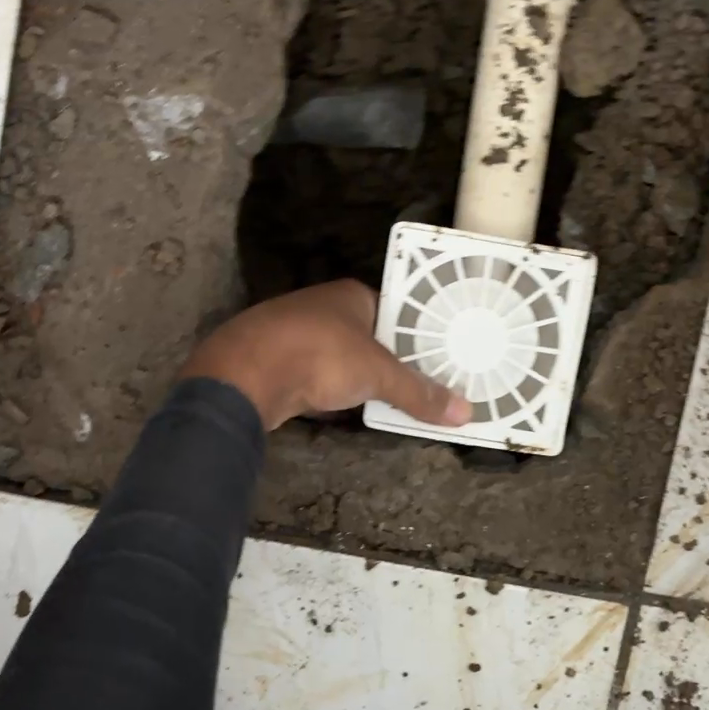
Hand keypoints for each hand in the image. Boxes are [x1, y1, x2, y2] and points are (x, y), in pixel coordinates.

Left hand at [179, 280, 472, 431]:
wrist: (245, 376)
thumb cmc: (319, 355)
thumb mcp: (378, 374)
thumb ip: (418, 394)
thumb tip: (463, 413)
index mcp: (352, 296)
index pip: (397, 310)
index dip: (419, 335)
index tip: (442, 359)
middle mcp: (325, 309)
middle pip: (370, 339)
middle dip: (391, 364)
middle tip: (424, 389)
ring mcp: (298, 337)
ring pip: (342, 362)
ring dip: (362, 382)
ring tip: (395, 405)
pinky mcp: (280, 367)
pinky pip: (319, 382)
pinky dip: (335, 396)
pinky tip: (349, 413)